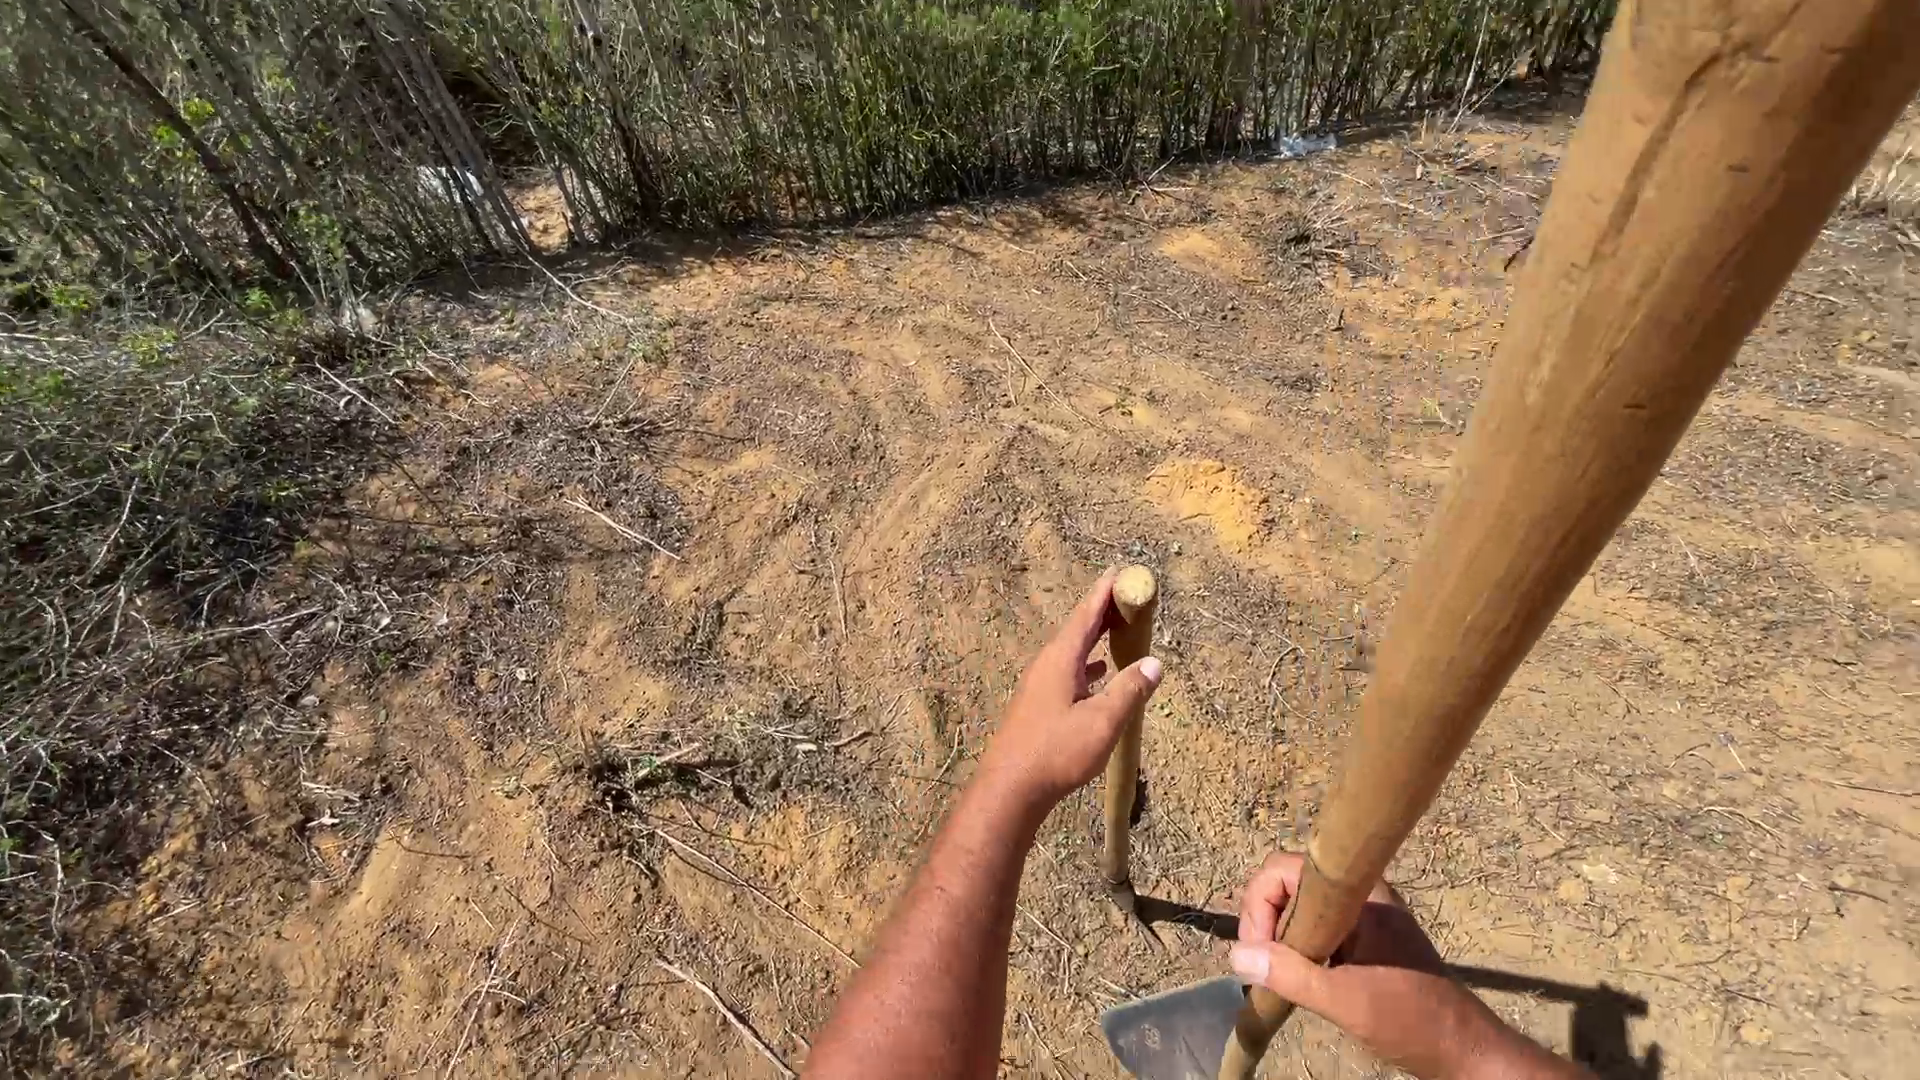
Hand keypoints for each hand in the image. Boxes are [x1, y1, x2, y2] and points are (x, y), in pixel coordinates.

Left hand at [977, 568, 1163, 812]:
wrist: (1011, 786)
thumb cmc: (1057, 751)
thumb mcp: (1102, 722)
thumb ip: (1129, 691)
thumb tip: (1154, 663)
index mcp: (1061, 659)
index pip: (1085, 614)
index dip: (1103, 592)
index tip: (1119, 570)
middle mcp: (1048, 664)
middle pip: (1079, 628)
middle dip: (1103, 610)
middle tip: (1128, 593)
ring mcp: (1042, 683)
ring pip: (1074, 649)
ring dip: (1097, 636)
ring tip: (1119, 626)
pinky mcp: (1041, 702)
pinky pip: (1070, 668)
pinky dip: (1089, 662)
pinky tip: (1100, 670)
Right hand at [1230, 853, 1590, 1079]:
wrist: (1474, 1056)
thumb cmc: (1414, 1023)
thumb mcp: (1345, 1001)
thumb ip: (1288, 974)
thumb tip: (1235, 955)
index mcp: (1357, 892)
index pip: (1283, 869)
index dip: (1258, 903)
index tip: (1257, 951)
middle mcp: (1360, 891)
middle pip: (1288, 883)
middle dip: (1265, 920)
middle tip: (1261, 963)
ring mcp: (1365, 912)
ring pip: (1300, 904)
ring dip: (1280, 934)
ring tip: (1276, 972)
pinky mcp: (1369, 934)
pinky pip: (1318, 922)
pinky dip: (1299, 943)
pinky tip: (1299, 974)